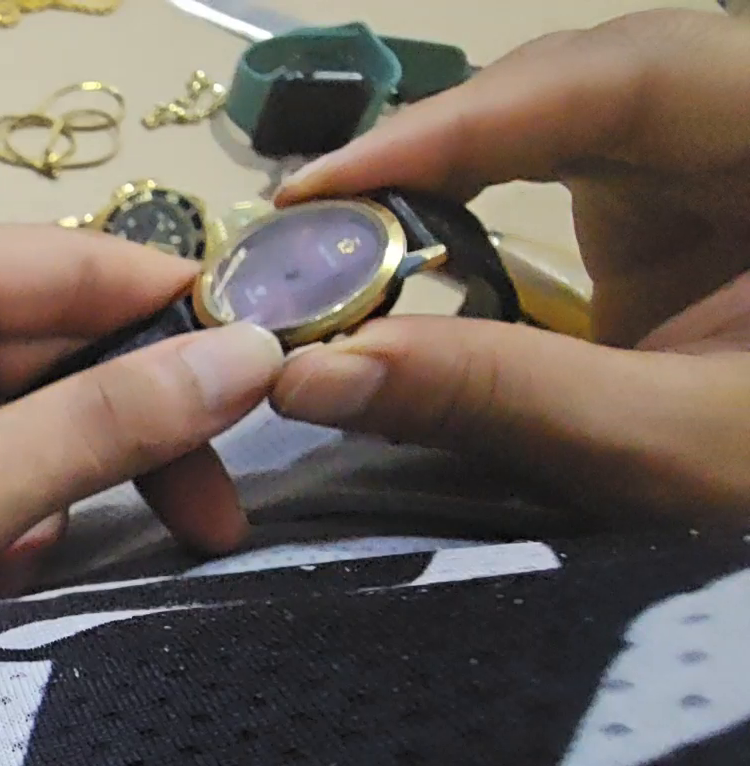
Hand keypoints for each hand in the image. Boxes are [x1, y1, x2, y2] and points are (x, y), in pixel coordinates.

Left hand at [0, 225, 286, 741]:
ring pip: (27, 417)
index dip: (182, 322)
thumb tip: (250, 353)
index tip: (278, 387)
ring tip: (4, 571)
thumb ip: (102, 426)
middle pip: (59, 349)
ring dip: (45, 500)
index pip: (79, 270)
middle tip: (206, 526)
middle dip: (116, 444)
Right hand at [271, 9, 749, 522]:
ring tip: (327, 229)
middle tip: (303, 217)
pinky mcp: (661, 211)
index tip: (313, 194)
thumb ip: (487, 397)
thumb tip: (301, 375)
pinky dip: (450, 204)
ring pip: (552, 120)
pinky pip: (543, 171)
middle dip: (427, 146)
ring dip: (429, 170)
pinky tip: (390, 240)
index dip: (455, 124)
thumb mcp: (658, 443)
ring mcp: (710, 164)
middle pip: (574, 83)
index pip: (626, 78)